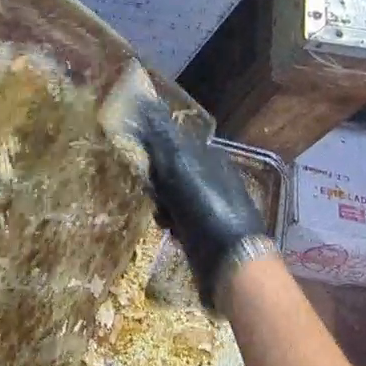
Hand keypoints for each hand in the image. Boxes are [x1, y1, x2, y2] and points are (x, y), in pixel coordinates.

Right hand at [129, 99, 269, 310]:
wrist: (231, 262)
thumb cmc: (207, 210)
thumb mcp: (181, 168)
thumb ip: (161, 140)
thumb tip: (144, 104)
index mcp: (212, 158)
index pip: (176, 142)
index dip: (154, 146)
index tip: (134, 153)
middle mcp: (213, 179)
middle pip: (172, 170)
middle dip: (155, 177)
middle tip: (144, 184)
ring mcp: (209, 207)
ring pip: (172, 196)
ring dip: (160, 202)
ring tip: (157, 210)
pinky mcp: (203, 232)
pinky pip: (177, 219)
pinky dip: (168, 221)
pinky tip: (166, 227)